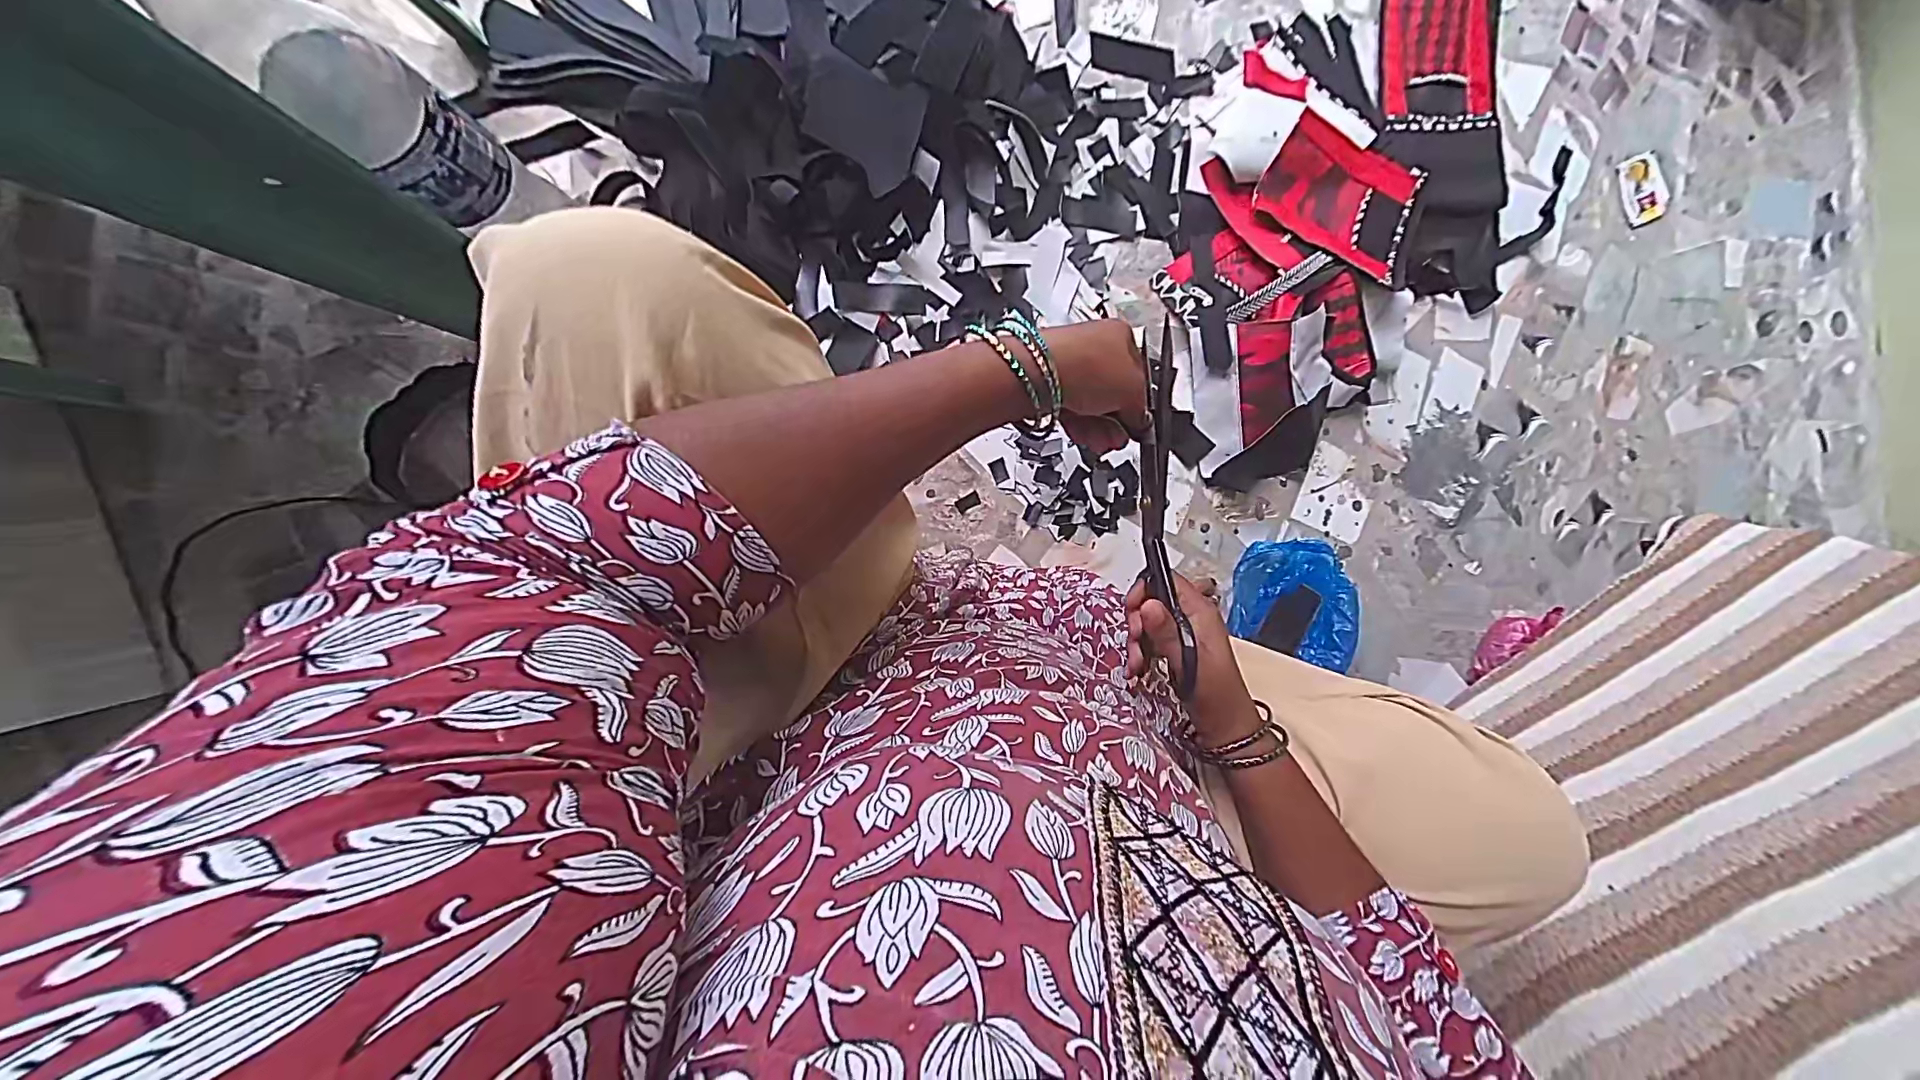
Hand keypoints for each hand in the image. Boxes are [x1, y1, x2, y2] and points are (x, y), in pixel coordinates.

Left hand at [1038, 319, 1148, 454]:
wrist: (1038, 373)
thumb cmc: (1083, 364)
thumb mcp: (1132, 392)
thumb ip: (1141, 409)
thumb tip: (1141, 421)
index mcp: (1120, 334)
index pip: (1139, 373)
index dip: (1140, 402)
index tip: (1139, 423)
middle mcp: (1093, 344)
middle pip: (1111, 391)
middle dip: (1117, 419)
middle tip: (1119, 436)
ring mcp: (1069, 363)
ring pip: (1089, 402)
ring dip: (1099, 426)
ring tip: (1102, 441)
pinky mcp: (1048, 382)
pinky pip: (1069, 406)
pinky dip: (1078, 422)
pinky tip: (1084, 435)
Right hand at [1125, 571, 1263, 745]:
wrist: (1225, 729)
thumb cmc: (1216, 696)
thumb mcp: (1188, 662)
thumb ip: (1166, 632)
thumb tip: (1147, 604)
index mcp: (1200, 612)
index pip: (1167, 580)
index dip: (1144, 590)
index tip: (1133, 612)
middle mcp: (1191, 618)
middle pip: (1152, 600)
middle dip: (1136, 620)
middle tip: (1137, 642)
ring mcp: (1182, 634)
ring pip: (1147, 622)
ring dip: (1136, 641)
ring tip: (1138, 664)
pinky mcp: (1175, 650)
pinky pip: (1149, 641)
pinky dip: (1140, 653)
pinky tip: (1139, 669)